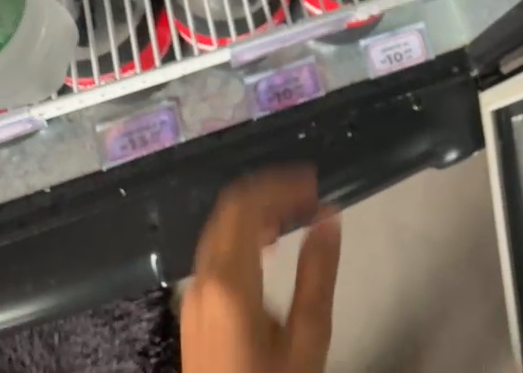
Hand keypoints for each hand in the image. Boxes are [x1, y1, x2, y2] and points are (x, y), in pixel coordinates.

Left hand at [182, 167, 342, 372]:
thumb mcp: (308, 339)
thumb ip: (318, 272)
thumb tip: (330, 216)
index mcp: (230, 282)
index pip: (246, 204)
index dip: (281, 183)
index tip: (316, 183)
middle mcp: (203, 279)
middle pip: (229, 208)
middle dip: (271, 192)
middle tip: (311, 195)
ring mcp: (193, 295)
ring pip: (220, 227)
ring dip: (257, 211)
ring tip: (297, 214)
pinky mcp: (194, 309)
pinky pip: (216, 250)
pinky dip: (244, 233)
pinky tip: (271, 245)